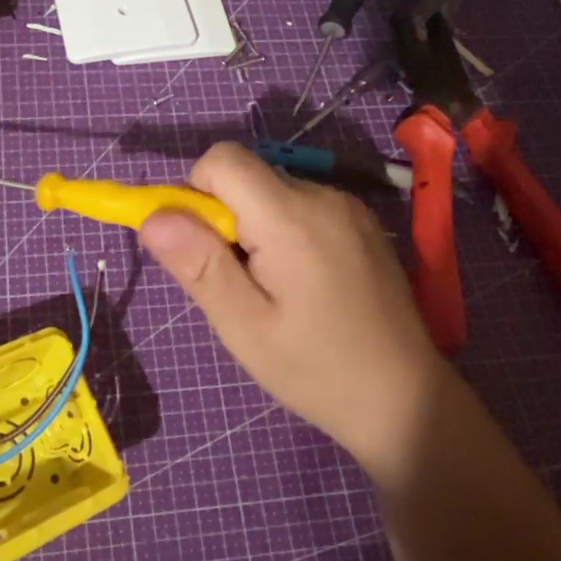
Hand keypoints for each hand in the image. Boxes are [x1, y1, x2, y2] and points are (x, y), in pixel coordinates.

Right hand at [138, 142, 439, 474]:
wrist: (408, 400)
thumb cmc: (317, 370)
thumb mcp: (244, 326)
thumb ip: (198, 264)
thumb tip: (152, 216)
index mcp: (290, 216)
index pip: (222, 159)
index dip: (196, 192)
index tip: (201, 247)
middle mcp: (322, 196)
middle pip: (247, 177)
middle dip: (225, 218)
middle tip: (237, 284)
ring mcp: (348, 208)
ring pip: (273, 193)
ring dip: (255, 228)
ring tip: (273, 292)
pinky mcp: (363, 224)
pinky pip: (303, 208)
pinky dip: (285, 233)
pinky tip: (303, 287)